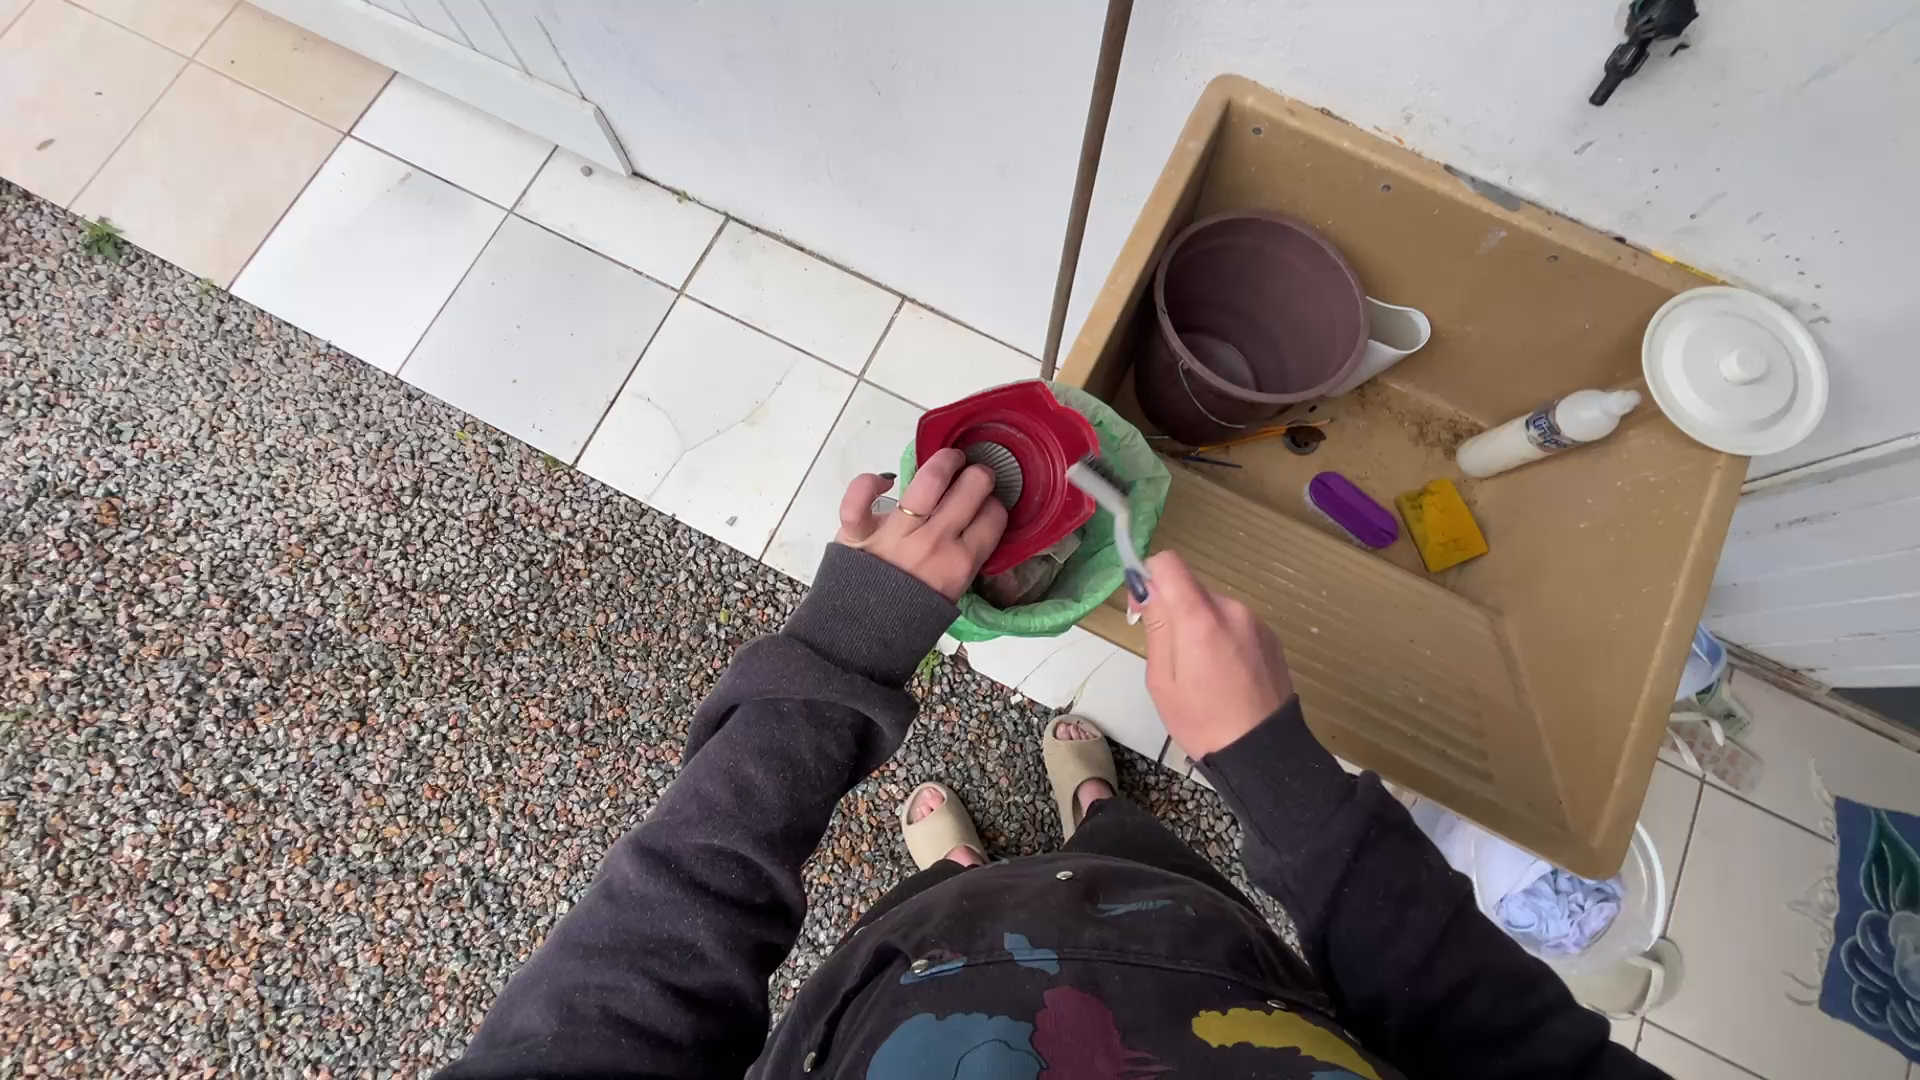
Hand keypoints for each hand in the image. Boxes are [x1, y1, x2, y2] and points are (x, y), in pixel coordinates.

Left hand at [836, 448, 1007, 601]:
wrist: (864, 637)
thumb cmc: (910, 614)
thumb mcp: (953, 594)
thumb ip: (964, 560)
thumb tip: (974, 526)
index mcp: (961, 563)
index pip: (993, 516)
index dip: (995, 505)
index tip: (988, 506)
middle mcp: (933, 542)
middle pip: (972, 488)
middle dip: (980, 476)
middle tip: (975, 478)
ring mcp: (896, 534)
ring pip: (930, 479)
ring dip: (946, 461)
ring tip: (950, 459)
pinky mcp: (858, 531)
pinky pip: (860, 497)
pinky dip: (870, 482)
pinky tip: (886, 480)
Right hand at [1135, 551, 1292, 758]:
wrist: (1264, 754)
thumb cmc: (1202, 722)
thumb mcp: (1162, 679)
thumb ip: (1156, 626)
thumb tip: (1147, 588)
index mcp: (1200, 618)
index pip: (1168, 563)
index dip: (1150, 577)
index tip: (1144, 608)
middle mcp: (1232, 609)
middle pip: (1190, 587)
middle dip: (1173, 609)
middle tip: (1170, 653)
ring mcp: (1256, 622)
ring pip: (1212, 605)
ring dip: (1198, 624)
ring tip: (1200, 669)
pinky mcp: (1270, 636)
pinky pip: (1233, 622)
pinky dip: (1221, 635)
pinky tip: (1224, 672)